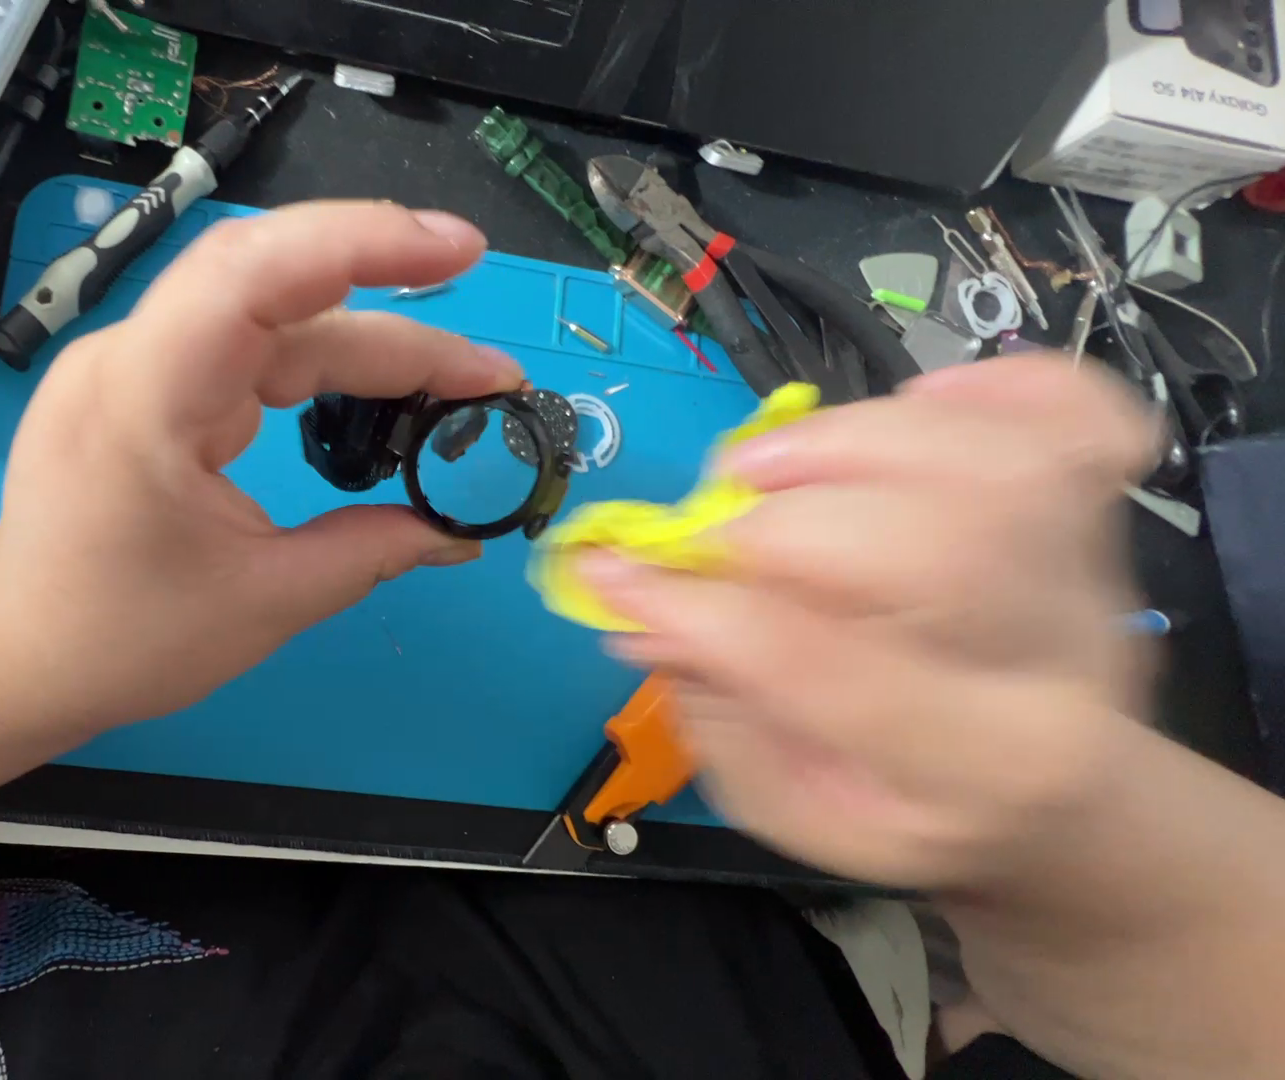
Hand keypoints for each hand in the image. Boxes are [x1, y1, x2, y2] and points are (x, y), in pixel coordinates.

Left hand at [0, 202, 524, 731]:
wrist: (16, 652)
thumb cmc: (119, 639)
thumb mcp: (261, 602)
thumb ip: (369, 553)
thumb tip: (457, 534)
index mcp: (144, 400)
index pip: (252, 276)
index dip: (362, 243)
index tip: (460, 252)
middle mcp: (134, 359)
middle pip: (279, 294)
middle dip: (395, 316)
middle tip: (486, 369)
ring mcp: (138, 367)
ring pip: (272, 322)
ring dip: (368, 349)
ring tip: (455, 386)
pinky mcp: (151, 388)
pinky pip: (249, 353)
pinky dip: (322, 369)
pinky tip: (378, 392)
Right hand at [581, 358, 1155, 888]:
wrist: (1045, 795)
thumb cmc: (889, 801)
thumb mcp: (778, 791)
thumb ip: (706, 702)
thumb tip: (633, 608)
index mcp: (960, 764)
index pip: (809, 661)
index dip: (686, 603)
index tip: (606, 571)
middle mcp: (1045, 664)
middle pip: (933, 548)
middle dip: (781, 523)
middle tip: (710, 527)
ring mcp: (1084, 577)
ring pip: (998, 464)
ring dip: (849, 440)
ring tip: (763, 461)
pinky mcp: (1095, 517)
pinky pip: (1080, 416)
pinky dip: (993, 386)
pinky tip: (914, 403)